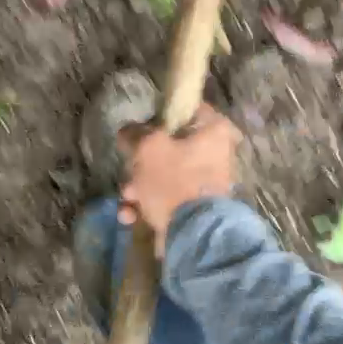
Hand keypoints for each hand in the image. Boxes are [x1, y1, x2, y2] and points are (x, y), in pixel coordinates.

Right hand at [117, 104, 239, 247]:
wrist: (191, 233)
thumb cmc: (173, 181)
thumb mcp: (147, 149)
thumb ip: (134, 134)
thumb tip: (128, 131)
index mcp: (213, 131)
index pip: (187, 110)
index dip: (160, 116)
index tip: (140, 128)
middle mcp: (215, 154)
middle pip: (170, 148)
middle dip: (141, 164)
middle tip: (129, 171)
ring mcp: (205, 184)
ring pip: (163, 177)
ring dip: (138, 188)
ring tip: (127, 199)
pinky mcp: (194, 208)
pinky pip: (166, 200)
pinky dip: (146, 207)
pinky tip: (130, 216)